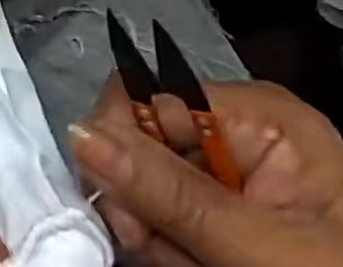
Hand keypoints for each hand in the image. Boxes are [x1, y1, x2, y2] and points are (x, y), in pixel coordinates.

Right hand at [69, 76, 342, 266]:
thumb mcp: (264, 251)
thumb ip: (171, 193)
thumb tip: (78, 131)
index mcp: (258, 114)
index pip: (151, 94)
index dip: (121, 146)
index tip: (126, 222)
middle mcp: (240, 132)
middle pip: (146, 143)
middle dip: (146, 208)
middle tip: (175, 260)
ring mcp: (236, 178)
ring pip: (150, 190)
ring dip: (159, 240)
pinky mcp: (230, 220)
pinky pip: (171, 223)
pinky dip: (173, 254)